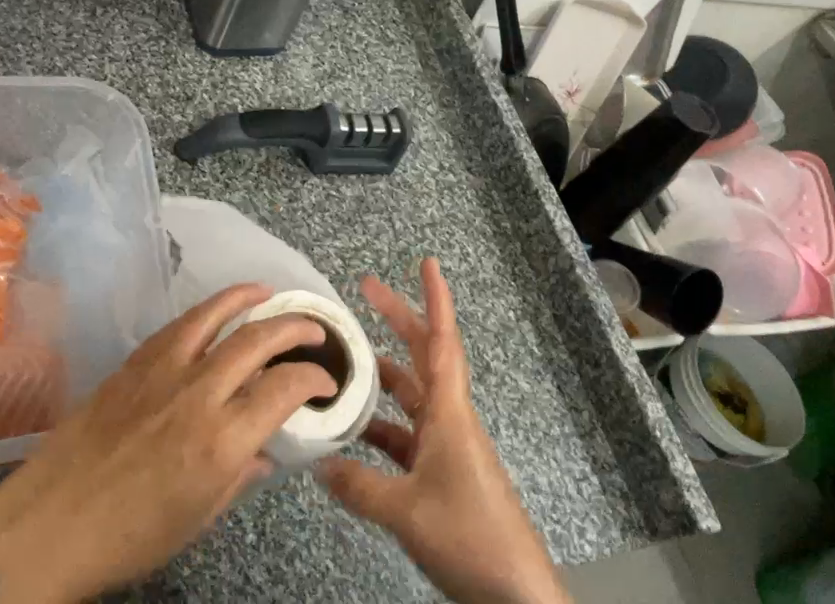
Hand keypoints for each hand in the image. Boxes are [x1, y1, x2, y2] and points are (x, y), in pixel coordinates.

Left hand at [0, 283, 335, 603]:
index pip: (284, 389)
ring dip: (247, 298)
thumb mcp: (200, 517)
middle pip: (257, 340)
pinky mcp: (133, 362)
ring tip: (269, 293)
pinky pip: (178, 326)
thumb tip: (265, 449)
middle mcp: (197, 393)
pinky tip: (216, 313)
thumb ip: (240, 473)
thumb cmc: (131, 535)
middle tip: (315, 330)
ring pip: (214, 315)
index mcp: (221, 440)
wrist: (51, 522)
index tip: (325, 381)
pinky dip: (206, 311)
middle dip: (295, 327)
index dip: (314, 378)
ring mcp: (162, 371)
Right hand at [319, 259, 569, 603]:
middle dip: (397, 320)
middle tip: (364, 290)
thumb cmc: (470, 536)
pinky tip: (350, 438)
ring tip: (342, 362)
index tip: (427, 262)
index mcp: (449, 414)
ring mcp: (446, 449)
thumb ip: (358, 486)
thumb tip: (318, 465)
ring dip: (381, 377)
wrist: (516, 594)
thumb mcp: (406, 512)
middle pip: (423, 358)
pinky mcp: (441, 477)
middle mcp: (449, 421)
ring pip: (410, 398)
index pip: (442, 343)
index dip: (435, 300)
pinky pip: (405, 439)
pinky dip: (379, 430)